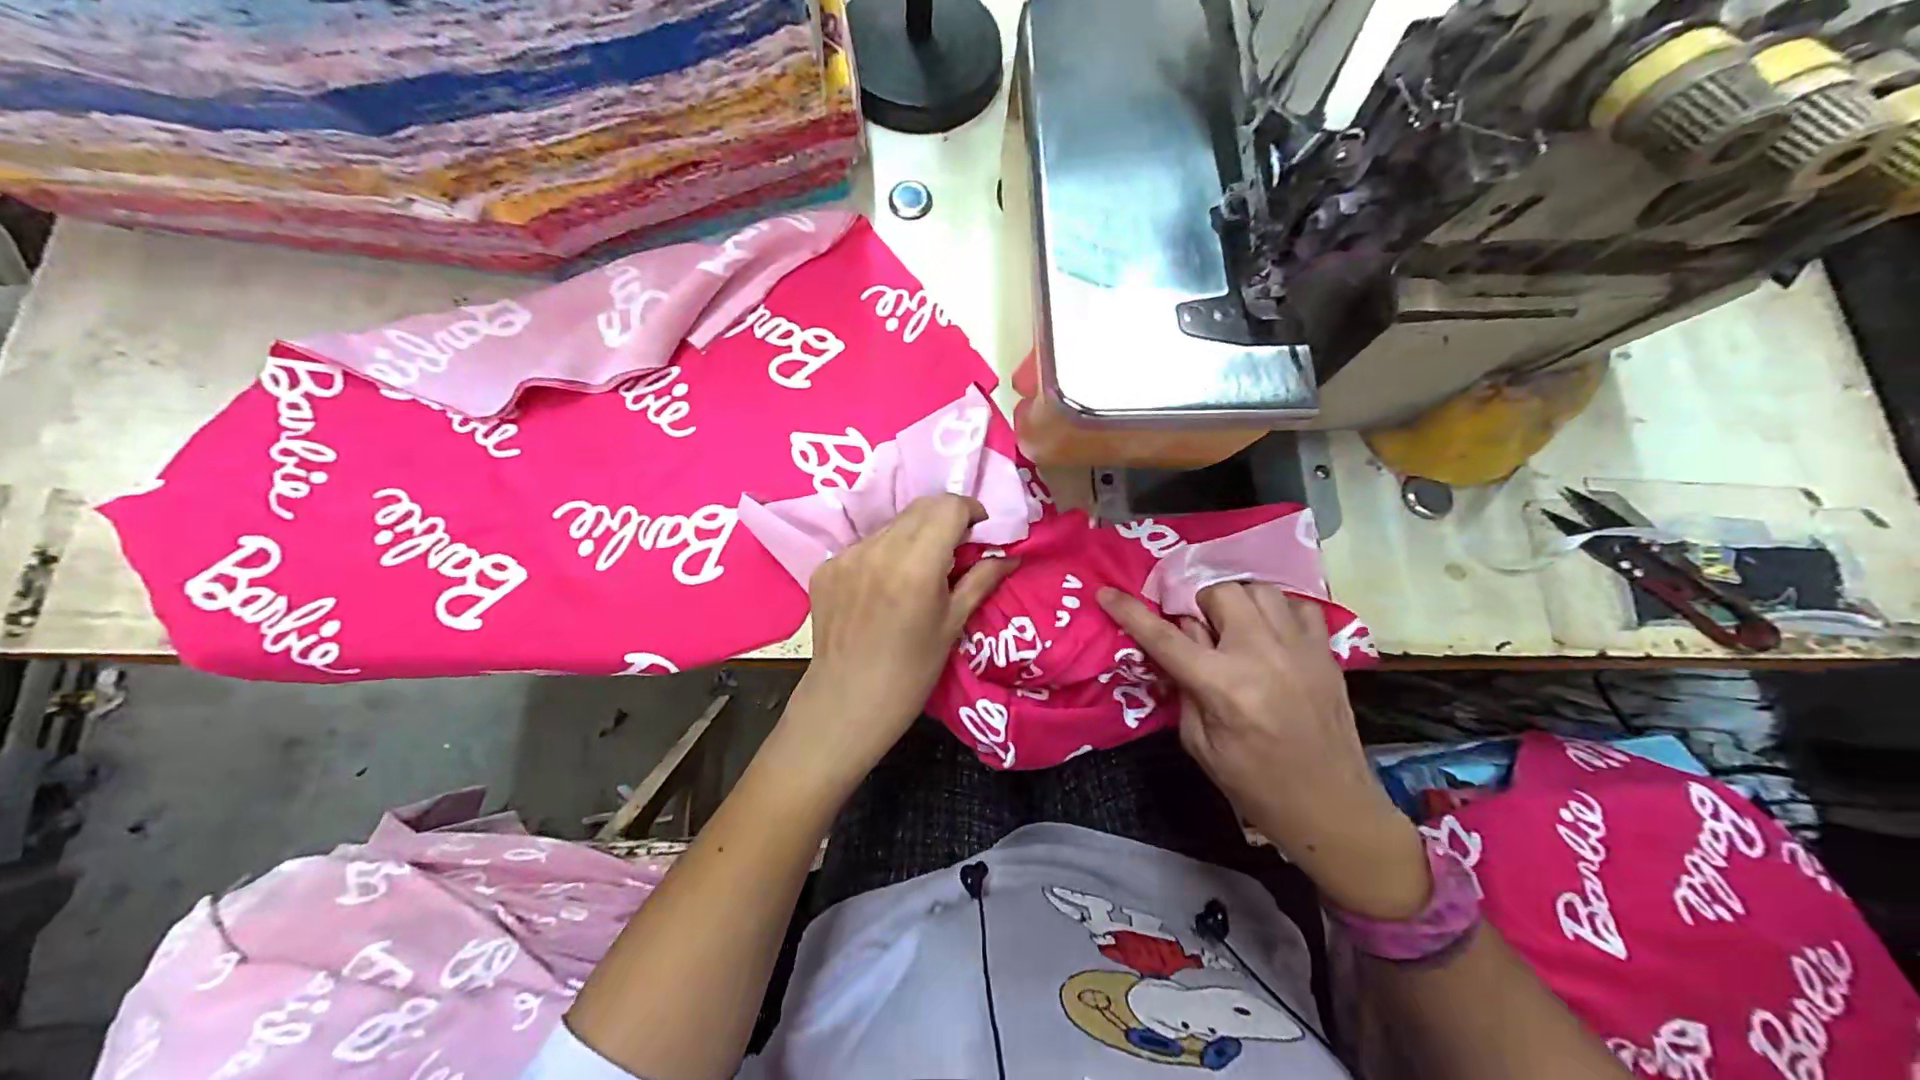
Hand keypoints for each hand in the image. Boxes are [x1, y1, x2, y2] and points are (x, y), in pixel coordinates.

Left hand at [778, 495, 1017, 782]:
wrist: (846, 703)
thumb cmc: (911, 673)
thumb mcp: (953, 625)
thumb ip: (981, 580)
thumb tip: (1010, 555)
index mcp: (916, 565)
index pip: (949, 506)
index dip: (970, 511)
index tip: (978, 531)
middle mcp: (878, 550)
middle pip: (920, 507)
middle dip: (945, 518)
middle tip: (956, 547)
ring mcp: (847, 556)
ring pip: (892, 524)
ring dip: (913, 535)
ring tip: (918, 570)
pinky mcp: (825, 566)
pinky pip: (865, 544)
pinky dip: (883, 553)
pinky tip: (884, 585)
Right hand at [1097, 583, 1429, 918]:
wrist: (1331, 806)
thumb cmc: (1254, 785)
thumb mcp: (1199, 744)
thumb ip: (1183, 688)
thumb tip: (1180, 644)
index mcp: (1222, 685)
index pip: (1164, 636)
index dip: (1130, 612)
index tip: (1107, 593)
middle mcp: (1261, 654)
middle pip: (1219, 593)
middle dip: (1200, 606)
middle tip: (1199, 632)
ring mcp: (1299, 648)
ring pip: (1259, 589)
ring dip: (1237, 603)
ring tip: (1235, 629)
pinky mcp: (1326, 652)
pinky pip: (1297, 605)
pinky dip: (1277, 611)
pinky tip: (1271, 635)